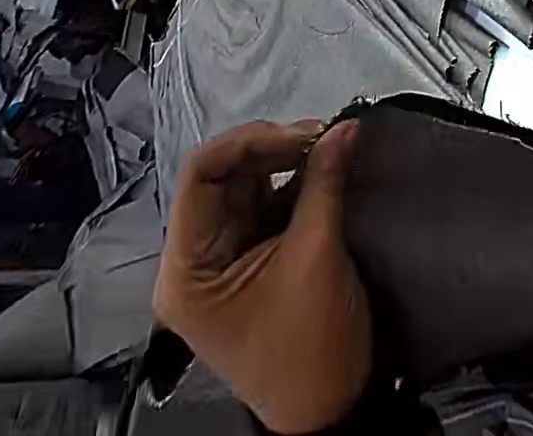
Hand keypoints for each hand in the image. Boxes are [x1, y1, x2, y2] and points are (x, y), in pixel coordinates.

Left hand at [154, 120, 368, 434]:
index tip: (299, 134)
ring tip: (324, 143)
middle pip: (222, 175)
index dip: (245, 143)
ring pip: (245, 183)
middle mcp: (196, 255)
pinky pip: (265, 200)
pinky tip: (320, 162)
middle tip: (321, 134)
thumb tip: (345, 126)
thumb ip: (325, 182)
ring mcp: (225, 252)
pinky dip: (293, 178)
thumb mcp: (316, 256)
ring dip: (284, 158)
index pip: (199, 175)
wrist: (332, 411)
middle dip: (271, 147)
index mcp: (187, 267)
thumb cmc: (311, 345)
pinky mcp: (252, 252)